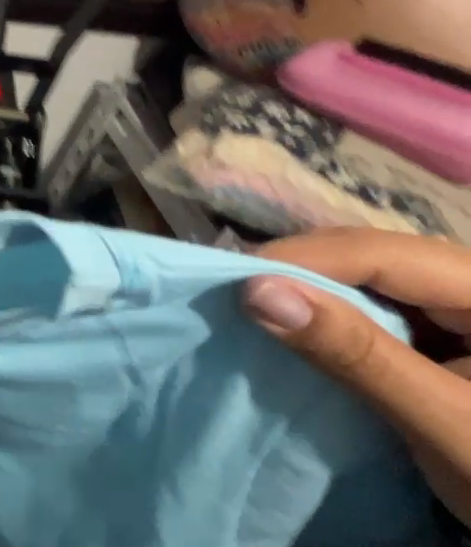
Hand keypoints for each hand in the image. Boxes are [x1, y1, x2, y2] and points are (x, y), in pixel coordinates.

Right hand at [243, 229, 470, 523]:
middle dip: (302, 273)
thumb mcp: (448, 426)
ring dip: (313, 295)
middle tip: (236, 298)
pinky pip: (385, 304)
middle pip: (375, 257)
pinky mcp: (458, 333)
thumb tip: (251, 289)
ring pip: (373, 278)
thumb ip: (357, 355)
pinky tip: (308, 331)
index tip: (230, 283)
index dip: (301, 258)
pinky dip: (337, 316)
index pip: (383, 252)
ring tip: (262, 312)